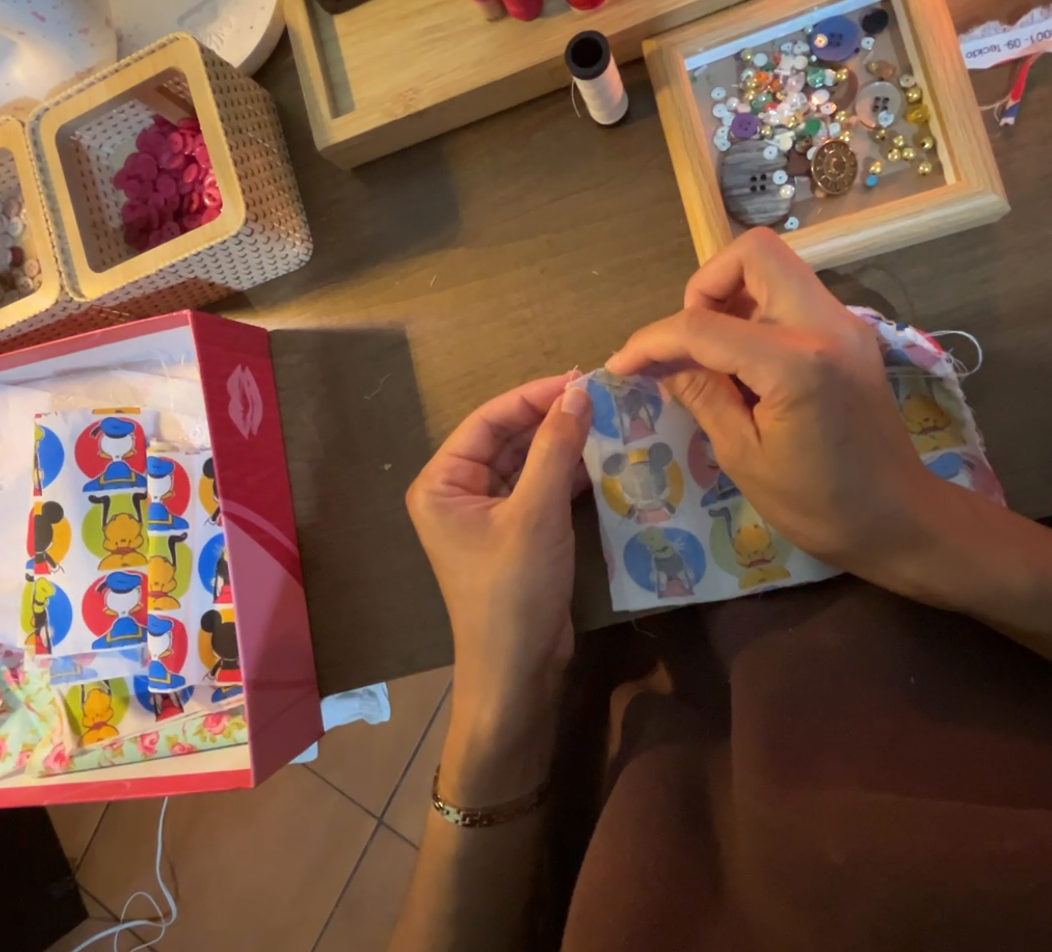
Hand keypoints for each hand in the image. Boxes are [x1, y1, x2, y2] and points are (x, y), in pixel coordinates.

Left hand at [406, 373, 591, 801]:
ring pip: (528, 463)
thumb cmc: (514, 591)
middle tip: (602, 397)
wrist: (518, 671)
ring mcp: (487, 514)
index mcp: (441, 483)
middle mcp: (458, 492)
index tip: (580, 379)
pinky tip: (604, 460)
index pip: (487, 421)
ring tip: (610, 421)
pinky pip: (540, 489)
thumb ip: (555, 448)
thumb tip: (578, 392)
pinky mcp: (516, 533)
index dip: (532, 395)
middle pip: (508, 439)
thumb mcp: (535, 515)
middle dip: (551, 419)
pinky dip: (568, 476)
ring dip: (564, 445)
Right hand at [607, 229, 963, 597]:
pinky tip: (742, 365)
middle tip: (687, 342)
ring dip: (730, 297)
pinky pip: (791, 296)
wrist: (901, 520)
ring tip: (710, 355)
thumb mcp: (744, 455)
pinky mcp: (849, 334)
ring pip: (775, 267)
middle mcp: (825, 324)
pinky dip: (755, 314)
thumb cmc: (819, 504)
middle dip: (703, 287)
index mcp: (796, 362)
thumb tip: (660, 365)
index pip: (703, 324)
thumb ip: (701, 395)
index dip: (651, 341)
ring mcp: (844, 324)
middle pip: (753, 254)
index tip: (622, 365)